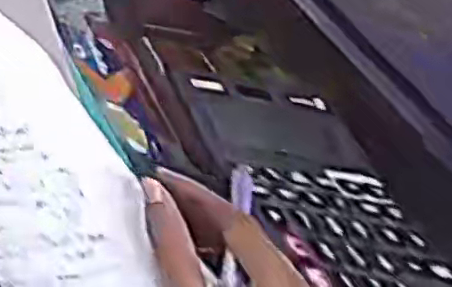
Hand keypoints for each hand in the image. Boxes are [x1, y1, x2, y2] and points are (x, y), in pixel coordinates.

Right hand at [145, 168, 304, 286]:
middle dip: (200, 209)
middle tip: (160, 196)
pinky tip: (207, 262)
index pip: (232, 214)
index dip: (190, 189)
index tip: (155, 175)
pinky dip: (234, 258)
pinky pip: (265, 270)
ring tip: (178, 229)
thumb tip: (153, 190)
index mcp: (277, 272)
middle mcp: (298, 279)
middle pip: (248, 231)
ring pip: (258, 251)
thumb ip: (173, 242)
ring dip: (214, 233)